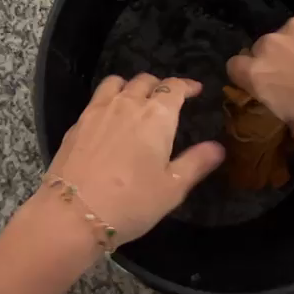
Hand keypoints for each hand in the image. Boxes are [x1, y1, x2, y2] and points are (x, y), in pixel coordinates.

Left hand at [46, 74, 225, 243]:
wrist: (74, 212)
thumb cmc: (131, 202)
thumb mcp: (172, 188)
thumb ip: (196, 163)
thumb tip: (218, 147)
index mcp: (157, 115)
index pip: (174, 87)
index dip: (186, 85)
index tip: (195, 89)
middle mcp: (129, 103)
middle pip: (146, 80)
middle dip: (159, 85)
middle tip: (166, 100)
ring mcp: (100, 109)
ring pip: (118, 82)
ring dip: (131, 86)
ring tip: (136, 100)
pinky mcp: (78, 122)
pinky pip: (98, 98)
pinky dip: (109, 99)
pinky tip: (109, 118)